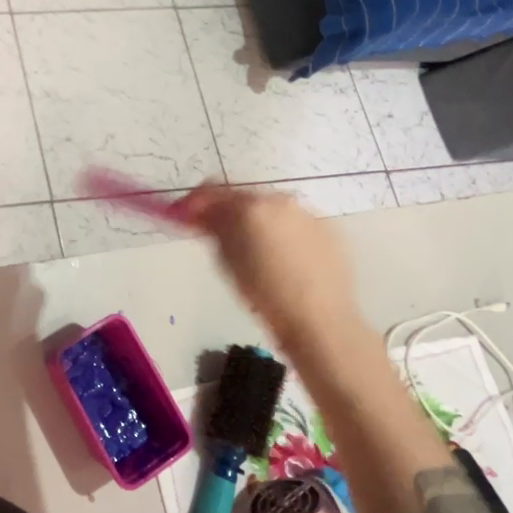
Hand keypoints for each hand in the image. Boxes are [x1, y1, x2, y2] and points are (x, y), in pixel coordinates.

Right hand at [176, 185, 360, 346]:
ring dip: (256, 221)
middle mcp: (280, 200)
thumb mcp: (225, 260)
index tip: (182, 216)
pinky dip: (282, 232)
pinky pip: (295, 223)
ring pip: (270, 209)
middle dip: (227, 212)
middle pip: (243, 197)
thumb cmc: (263, 293)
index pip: (212, 191)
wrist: (319, 321)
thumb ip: (211, 228)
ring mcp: (308, 214)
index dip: (193, 203)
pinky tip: (282, 258)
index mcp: (250, 205)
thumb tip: (201, 215)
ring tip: (253, 250)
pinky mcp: (330, 230)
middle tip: (216, 235)